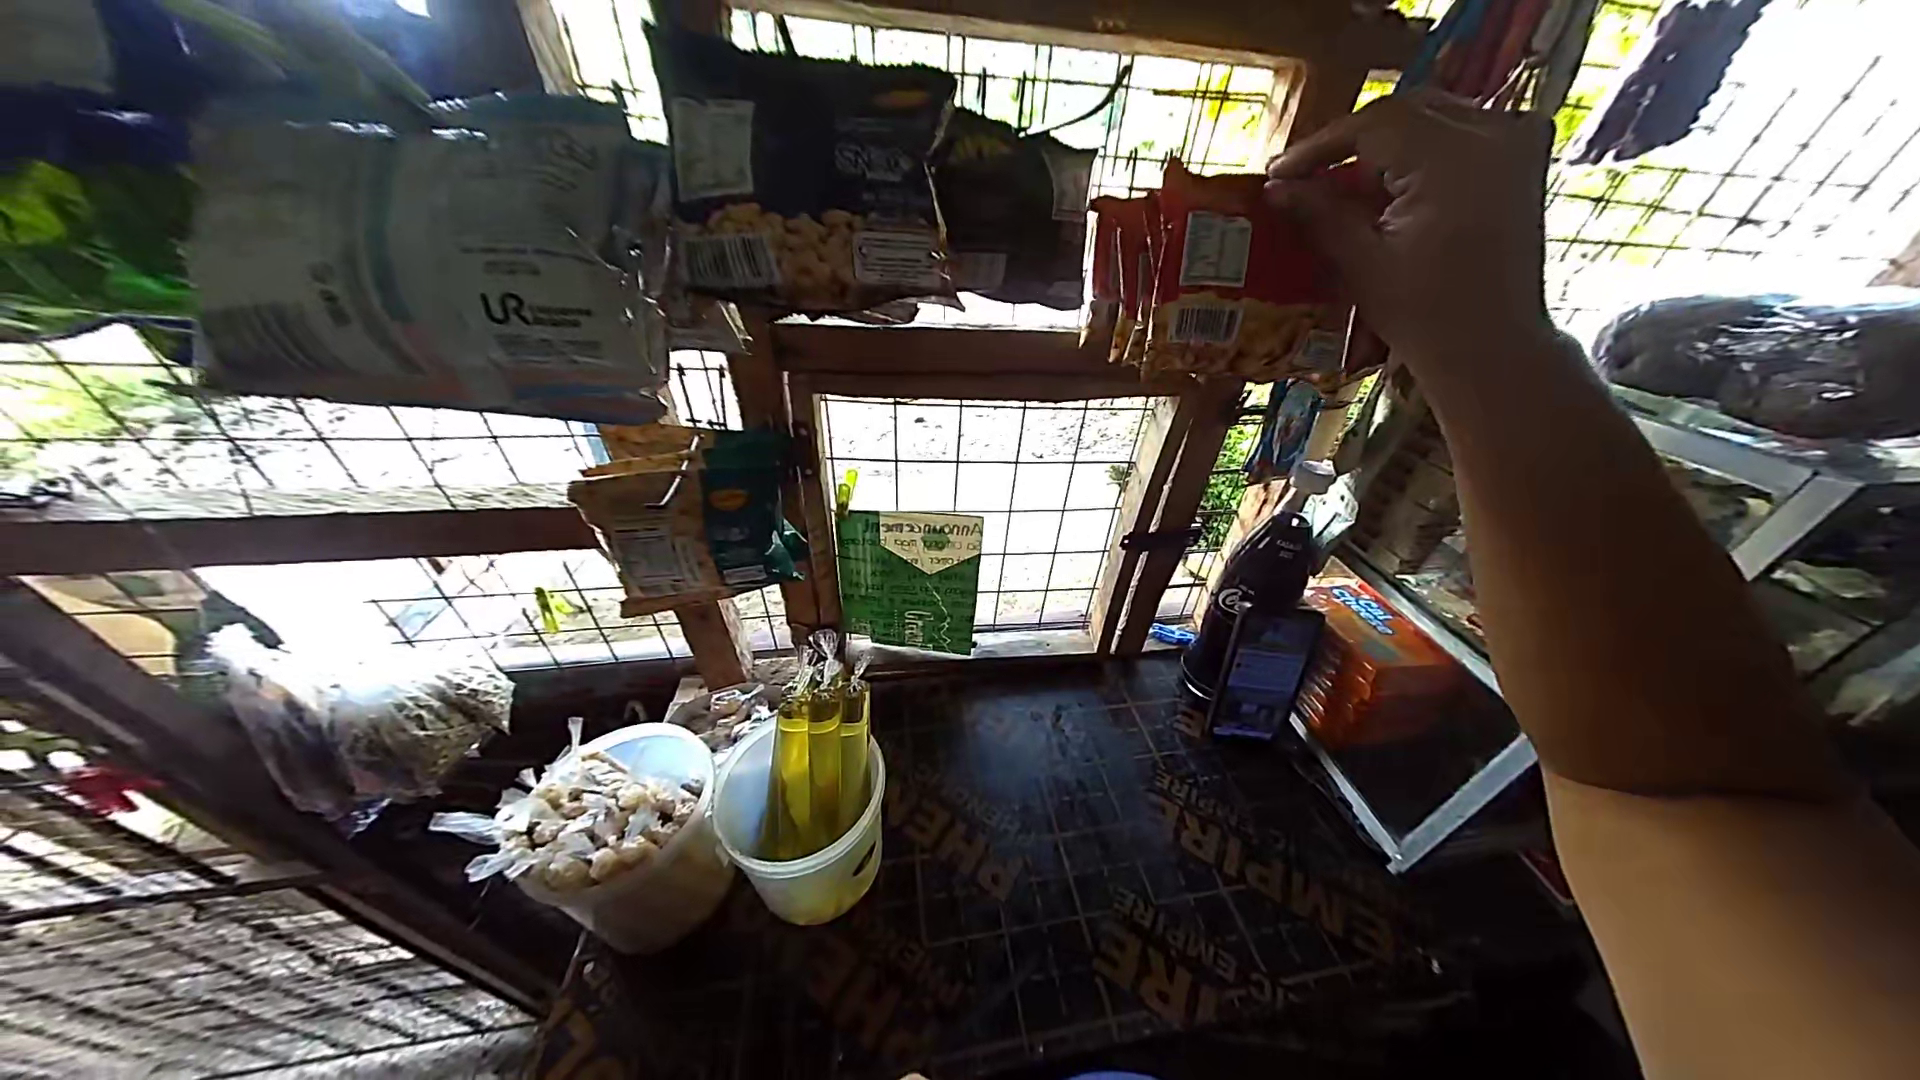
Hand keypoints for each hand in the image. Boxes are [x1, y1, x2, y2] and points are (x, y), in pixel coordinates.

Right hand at [1265, 89, 1555, 361]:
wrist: (1490, 345)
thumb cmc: (1424, 314)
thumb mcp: (1362, 264)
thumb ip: (1320, 216)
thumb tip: (1275, 189)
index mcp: (1457, 159)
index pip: (1376, 124)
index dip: (1319, 145)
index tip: (1277, 172)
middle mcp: (1497, 133)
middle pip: (1404, 112)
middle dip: (1346, 142)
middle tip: (1300, 176)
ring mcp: (1515, 142)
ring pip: (1427, 119)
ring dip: (1375, 148)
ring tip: (1331, 183)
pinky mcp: (1517, 158)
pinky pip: (1452, 136)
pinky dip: (1408, 156)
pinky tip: (1375, 188)